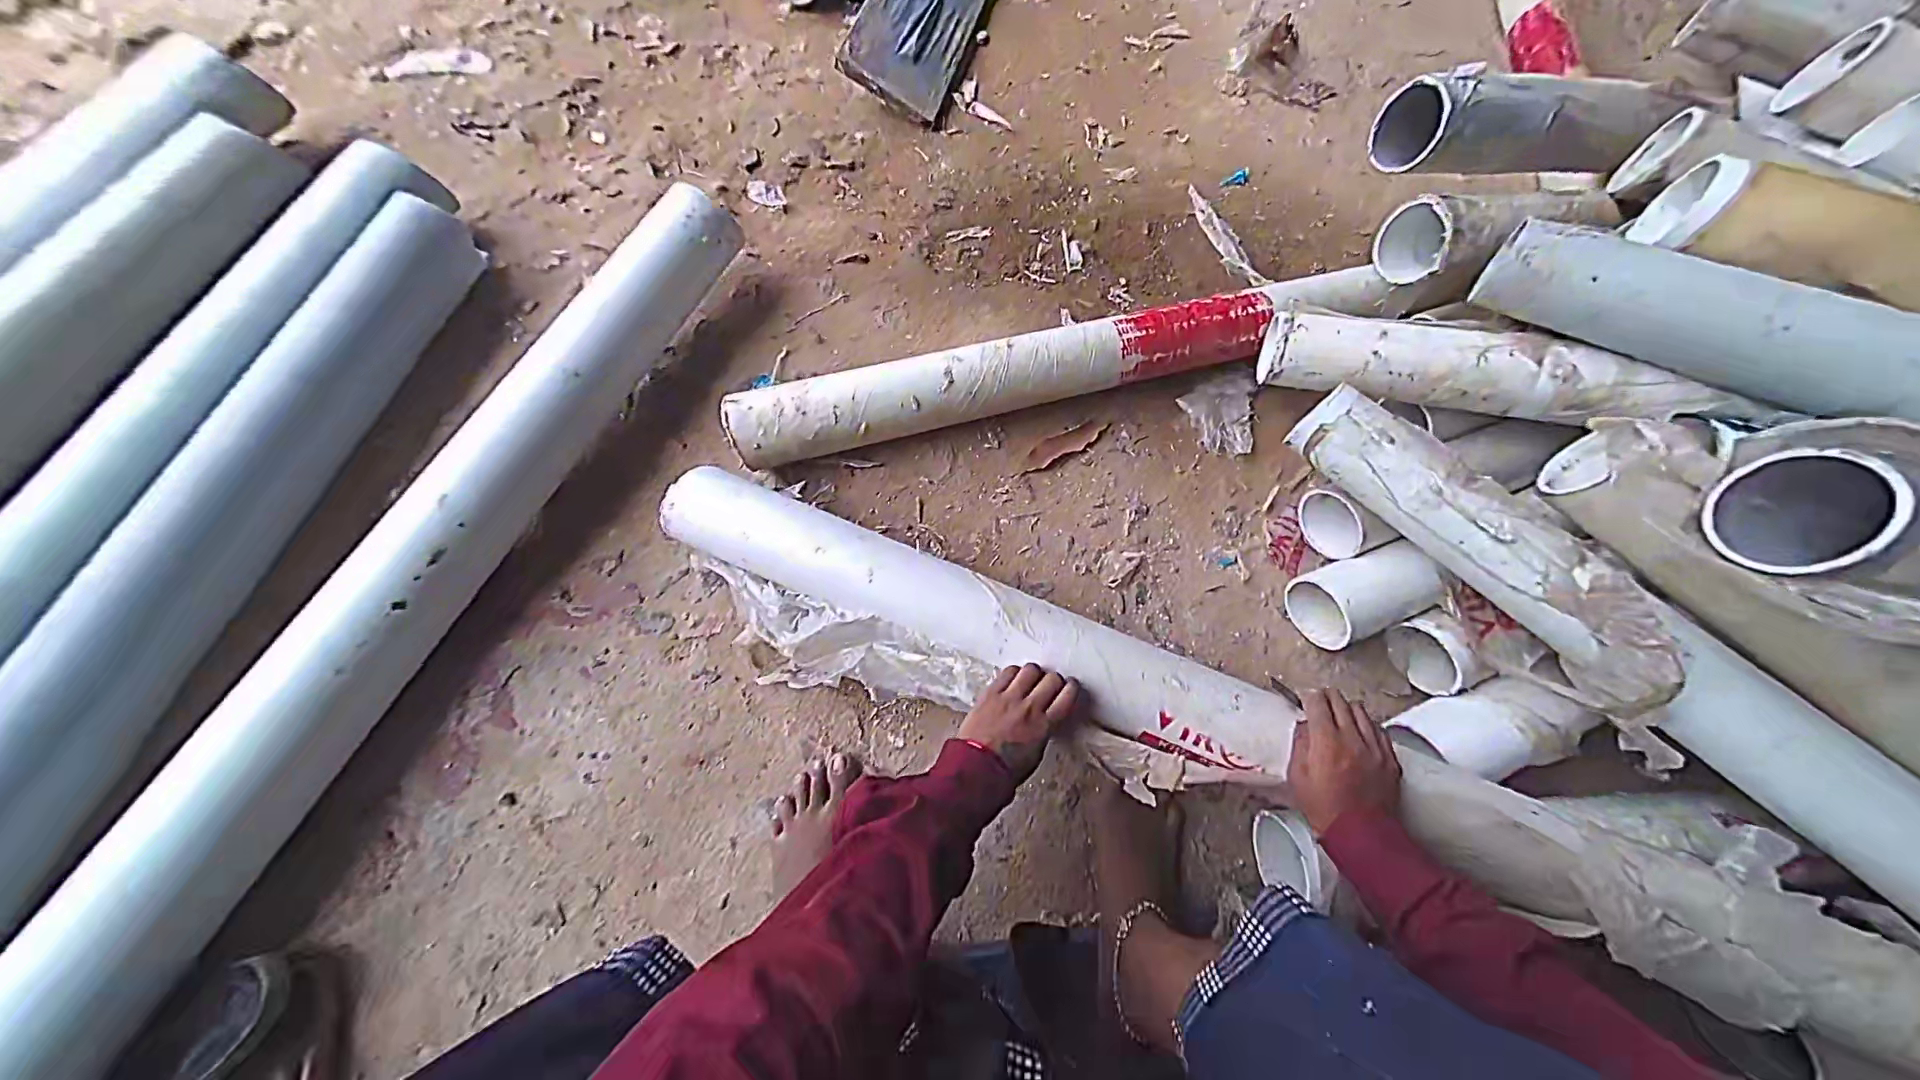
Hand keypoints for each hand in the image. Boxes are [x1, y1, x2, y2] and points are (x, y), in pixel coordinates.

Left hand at [958, 663, 1082, 781]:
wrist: (976, 767)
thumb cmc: (1005, 769)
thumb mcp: (1036, 753)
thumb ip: (1043, 731)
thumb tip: (1045, 721)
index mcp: (1044, 726)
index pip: (1067, 696)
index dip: (1071, 688)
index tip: (1070, 687)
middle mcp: (1030, 708)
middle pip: (1052, 679)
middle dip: (1054, 680)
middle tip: (1050, 684)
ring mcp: (1009, 698)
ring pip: (1031, 670)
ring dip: (1034, 674)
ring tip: (1031, 680)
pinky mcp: (991, 693)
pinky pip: (1007, 672)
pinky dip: (1014, 673)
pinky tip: (1013, 679)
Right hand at [1286, 688, 1400, 834]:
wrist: (1362, 833)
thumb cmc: (1325, 808)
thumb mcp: (1298, 776)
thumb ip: (1300, 745)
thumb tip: (1304, 728)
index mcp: (1327, 742)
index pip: (1318, 702)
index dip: (1309, 696)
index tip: (1305, 698)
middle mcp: (1353, 739)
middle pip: (1341, 701)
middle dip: (1327, 698)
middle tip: (1320, 702)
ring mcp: (1375, 748)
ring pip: (1362, 711)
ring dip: (1347, 709)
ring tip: (1340, 716)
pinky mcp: (1390, 759)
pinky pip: (1379, 730)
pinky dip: (1367, 725)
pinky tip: (1360, 732)